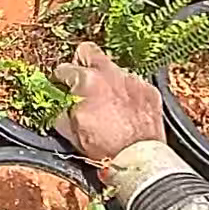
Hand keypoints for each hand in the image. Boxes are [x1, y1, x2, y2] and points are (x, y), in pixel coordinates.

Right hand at [52, 42, 165, 162]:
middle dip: (80, 61)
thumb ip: (60, 109)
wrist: (138, 159)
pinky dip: (126, 92)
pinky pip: (132, 83)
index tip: (59, 85)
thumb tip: (59, 104)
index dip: (59, 79)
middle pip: (88, 50)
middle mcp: (110, 74)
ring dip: (106, 80)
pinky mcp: (149, 90)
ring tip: (105, 100)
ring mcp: (132, 80)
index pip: (64, 68)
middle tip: (79, 78)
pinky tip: (123, 108)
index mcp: (86, 81)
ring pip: (113, 68)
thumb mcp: (69, 130)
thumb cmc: (103, 146)